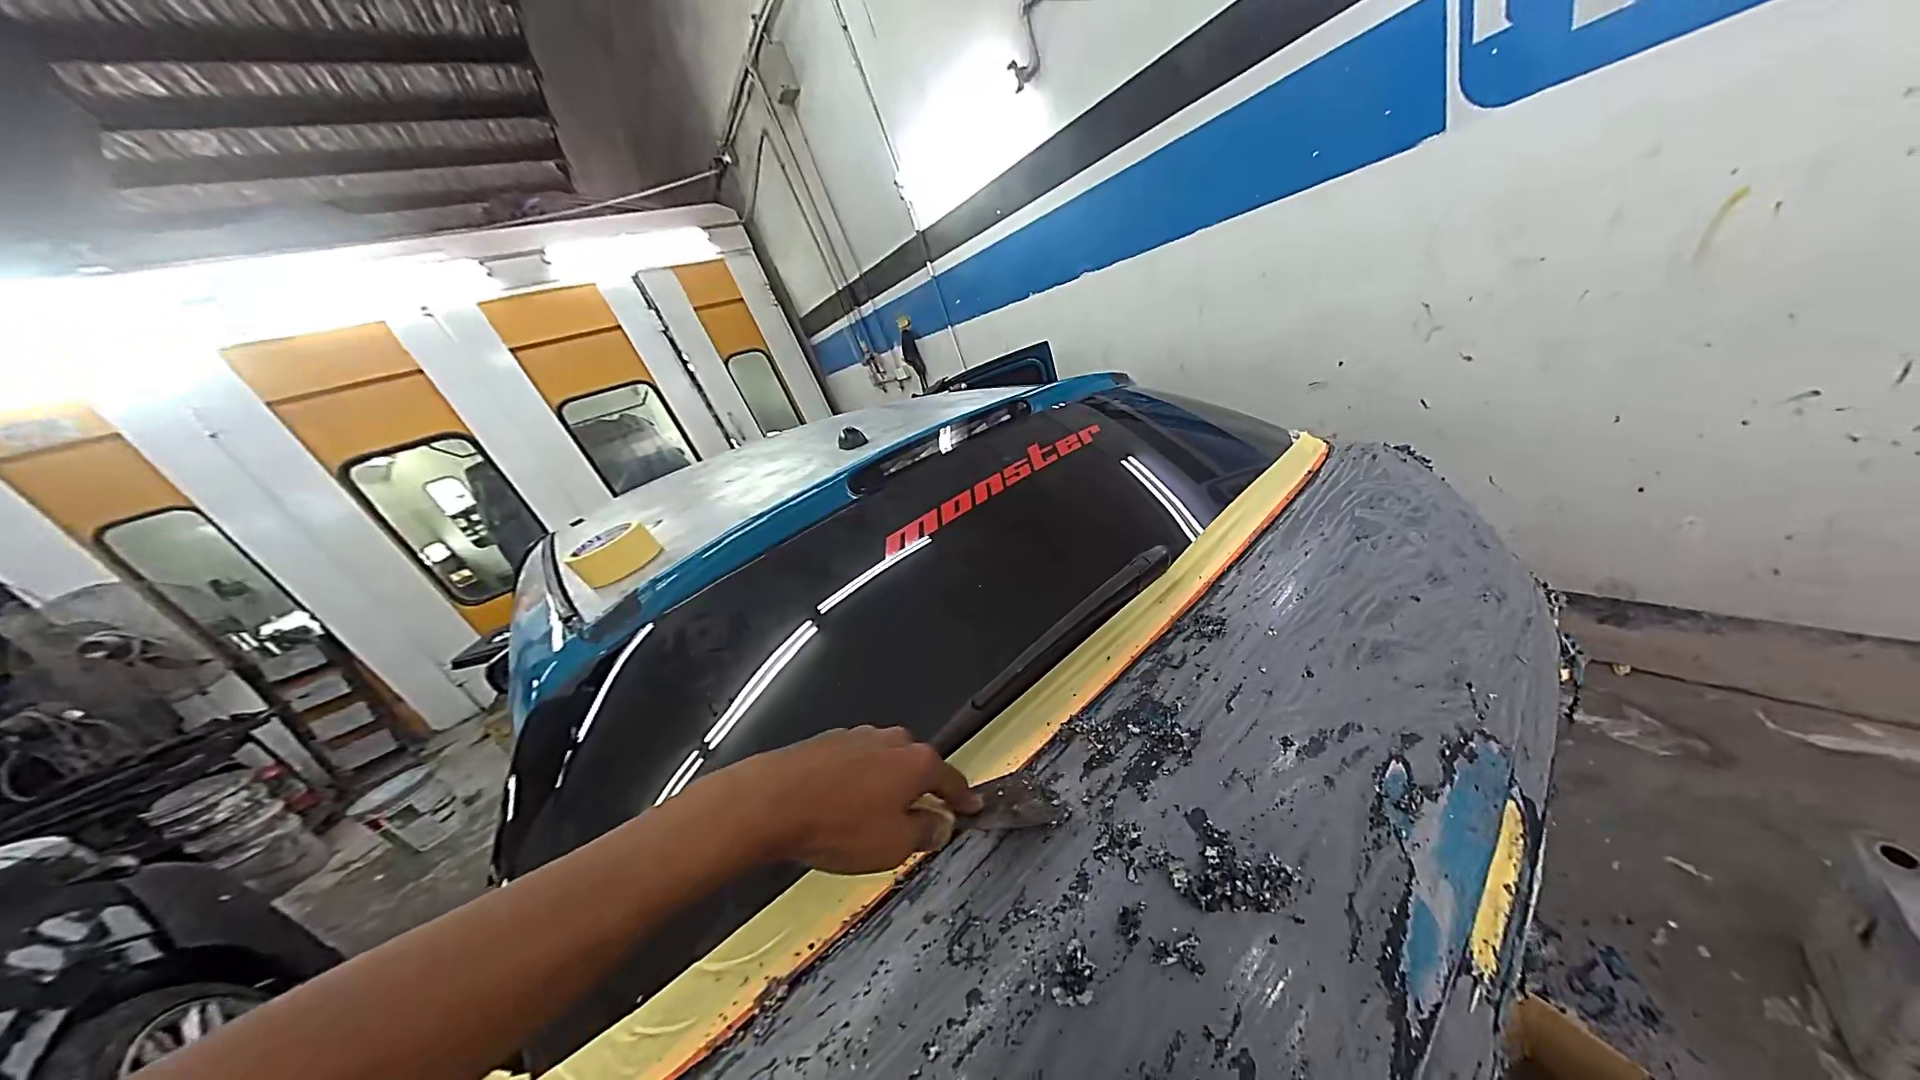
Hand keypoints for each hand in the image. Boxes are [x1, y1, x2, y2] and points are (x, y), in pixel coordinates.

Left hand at [692, 726, 980, 873]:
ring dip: (882, 790)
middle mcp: (891, 742)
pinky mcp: (830, 742)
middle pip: (917, 770)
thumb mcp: (895, 846)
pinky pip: (855, 765)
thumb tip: (937, 826)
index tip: (969, 806)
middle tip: (912, 828)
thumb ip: (926, 833)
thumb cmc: (830, 821)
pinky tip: (839, 811)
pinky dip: (854, 785)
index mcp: (916, 762)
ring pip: (884, 766)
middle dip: (917, 796)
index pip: (952, 780)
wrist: (772, 802)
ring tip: (864, 826)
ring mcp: (858, 738)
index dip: (963, 798)